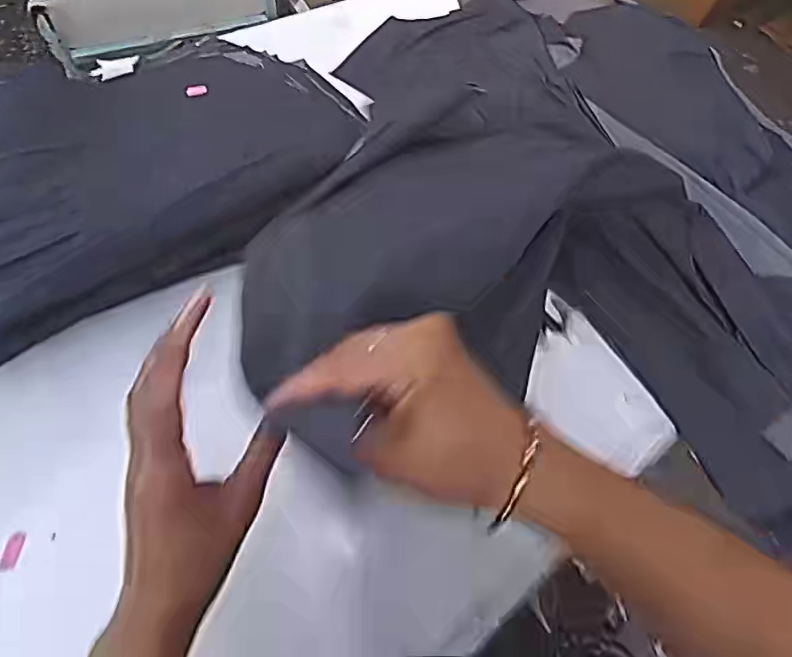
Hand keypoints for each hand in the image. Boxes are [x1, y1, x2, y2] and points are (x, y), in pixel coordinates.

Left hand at [99, 287, 284, 656]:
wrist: (157, 604)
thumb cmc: (190, 565)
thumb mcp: (240, 503)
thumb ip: (262, 454)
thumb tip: (280, 415)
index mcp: (163, 456)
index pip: (165, 381)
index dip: (180, 337)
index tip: (197, 306)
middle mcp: (143, 452)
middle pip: (146, 379)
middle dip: (169, 335)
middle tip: (193, 305)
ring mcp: (138, 459)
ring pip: (138, 393)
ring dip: (160, 354)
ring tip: (182, 328)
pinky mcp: (141, 466)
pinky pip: (140, 408)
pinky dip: (156, 378)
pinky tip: (170, 374)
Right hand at [267, 313, 532, 510]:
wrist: (513, 461)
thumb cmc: (468, 459)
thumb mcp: (390, 454)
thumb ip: (345, 428)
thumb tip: (317, 415)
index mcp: (413, 350)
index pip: (342, 363)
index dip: (305, 383)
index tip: (278, 398)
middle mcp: (423, 331)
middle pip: (352, 347)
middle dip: (321, 373)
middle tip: (290, 397)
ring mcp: (431, 333)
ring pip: (366, 345)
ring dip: (341, 369)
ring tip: (312, 395)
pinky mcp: (434, 343)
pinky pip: (385, 348)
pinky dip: (363, 367)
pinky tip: (348, 386)